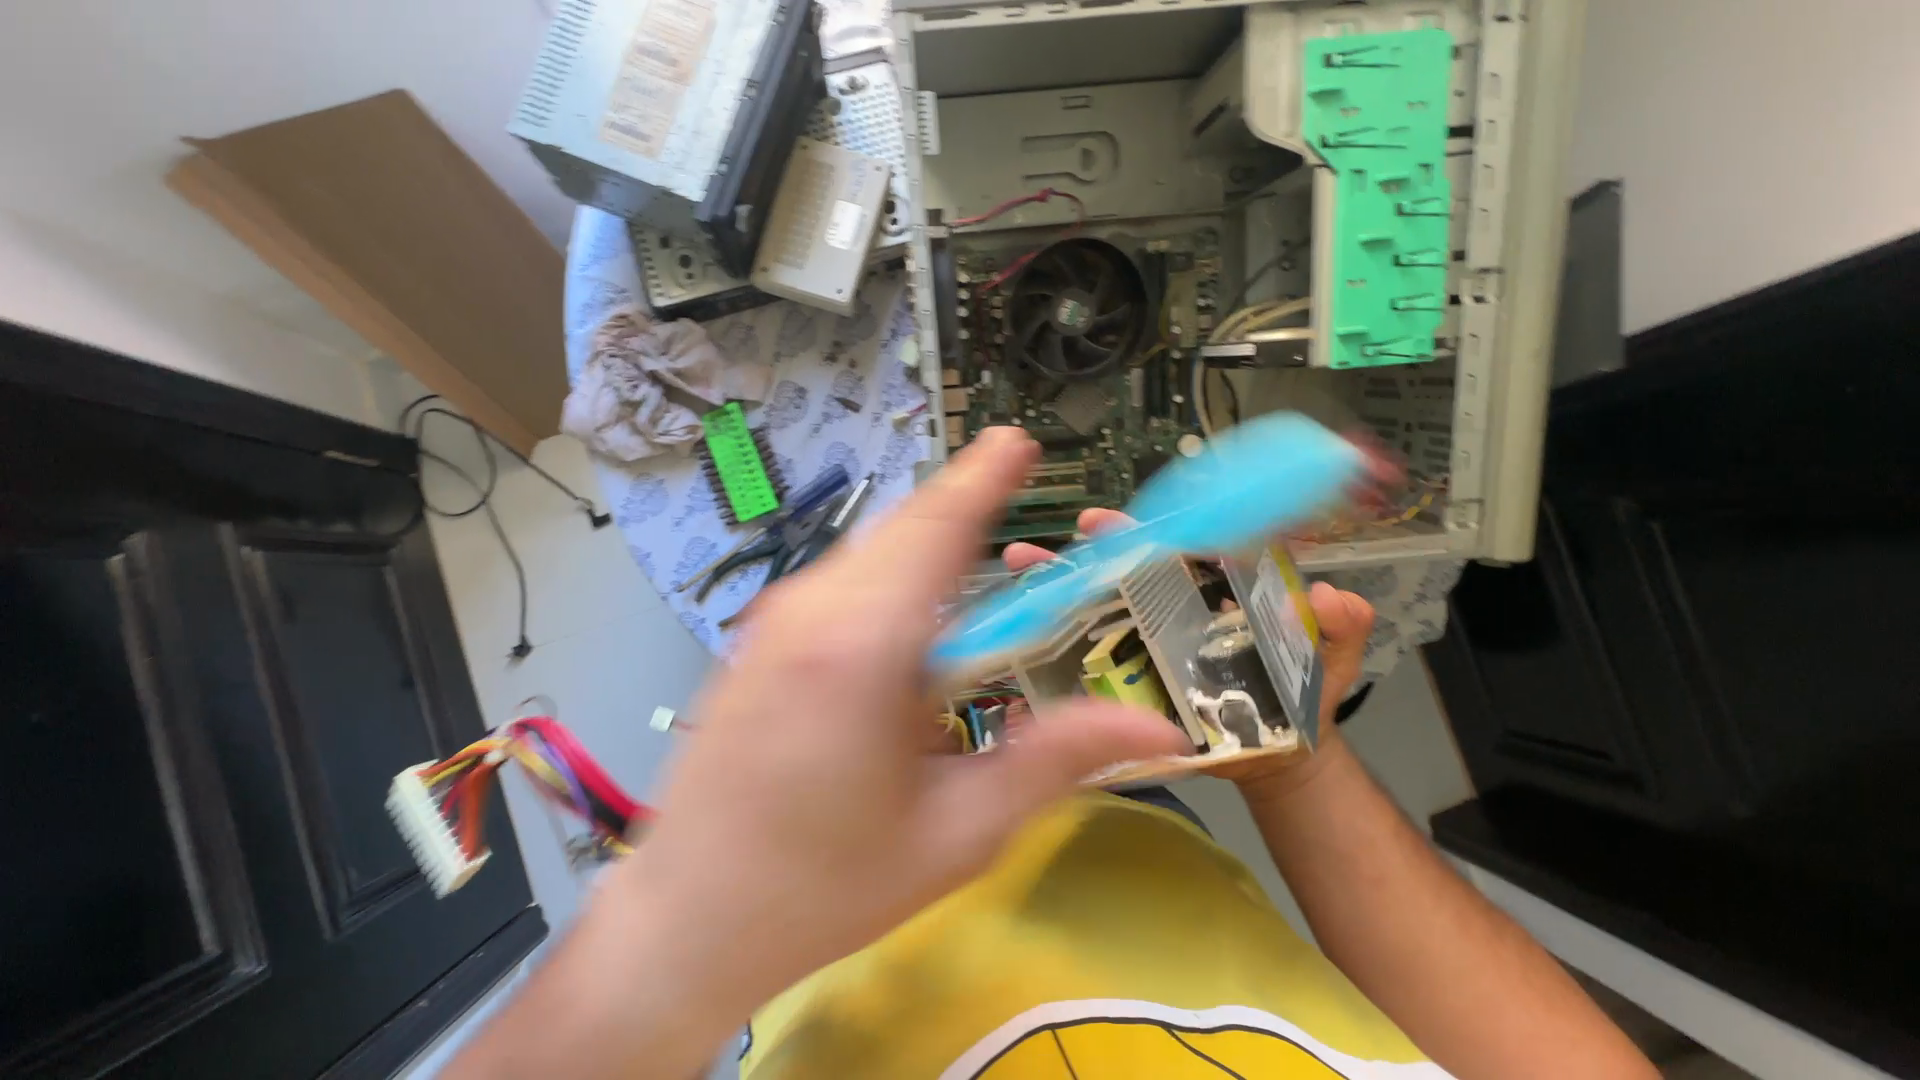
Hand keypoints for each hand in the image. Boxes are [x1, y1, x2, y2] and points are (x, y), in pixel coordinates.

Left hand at [620, 428, 1187, 1015]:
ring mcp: (771, 620)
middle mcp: (811, 609)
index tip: (1017, 441)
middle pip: (904, 531)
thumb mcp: (959, 830)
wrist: (689, 919)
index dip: (983, 478)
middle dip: (964, 511)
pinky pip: (838, 584)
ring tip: (976, 582)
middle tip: (1019, 519)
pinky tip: (910, 630)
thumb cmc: (829, 885)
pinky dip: (888, 580)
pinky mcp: (755, 641)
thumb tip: (1159, 728)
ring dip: (926, 551)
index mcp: (865, 644)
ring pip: (869, 555)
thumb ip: (1057, 759)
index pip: (938, 529)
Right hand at [1004, 508, 1375, 798]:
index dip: (1149, 529)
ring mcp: (1151, 644)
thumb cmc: (1305, 696)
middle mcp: (1177, 606)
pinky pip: (1093, 661)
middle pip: (1129, 570)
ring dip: (1059, 584)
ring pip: (1100, 606)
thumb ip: (1342, 627)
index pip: (1181, 546)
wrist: (1280, 759)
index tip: (1113, 519)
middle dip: (1093, 551)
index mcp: (1219, 587)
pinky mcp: (1134, 683)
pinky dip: (1057, 649)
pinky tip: (1022, 641)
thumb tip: (1326, 597)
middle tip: (1063, 539)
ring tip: (1022, 565)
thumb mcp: (1333, 657)